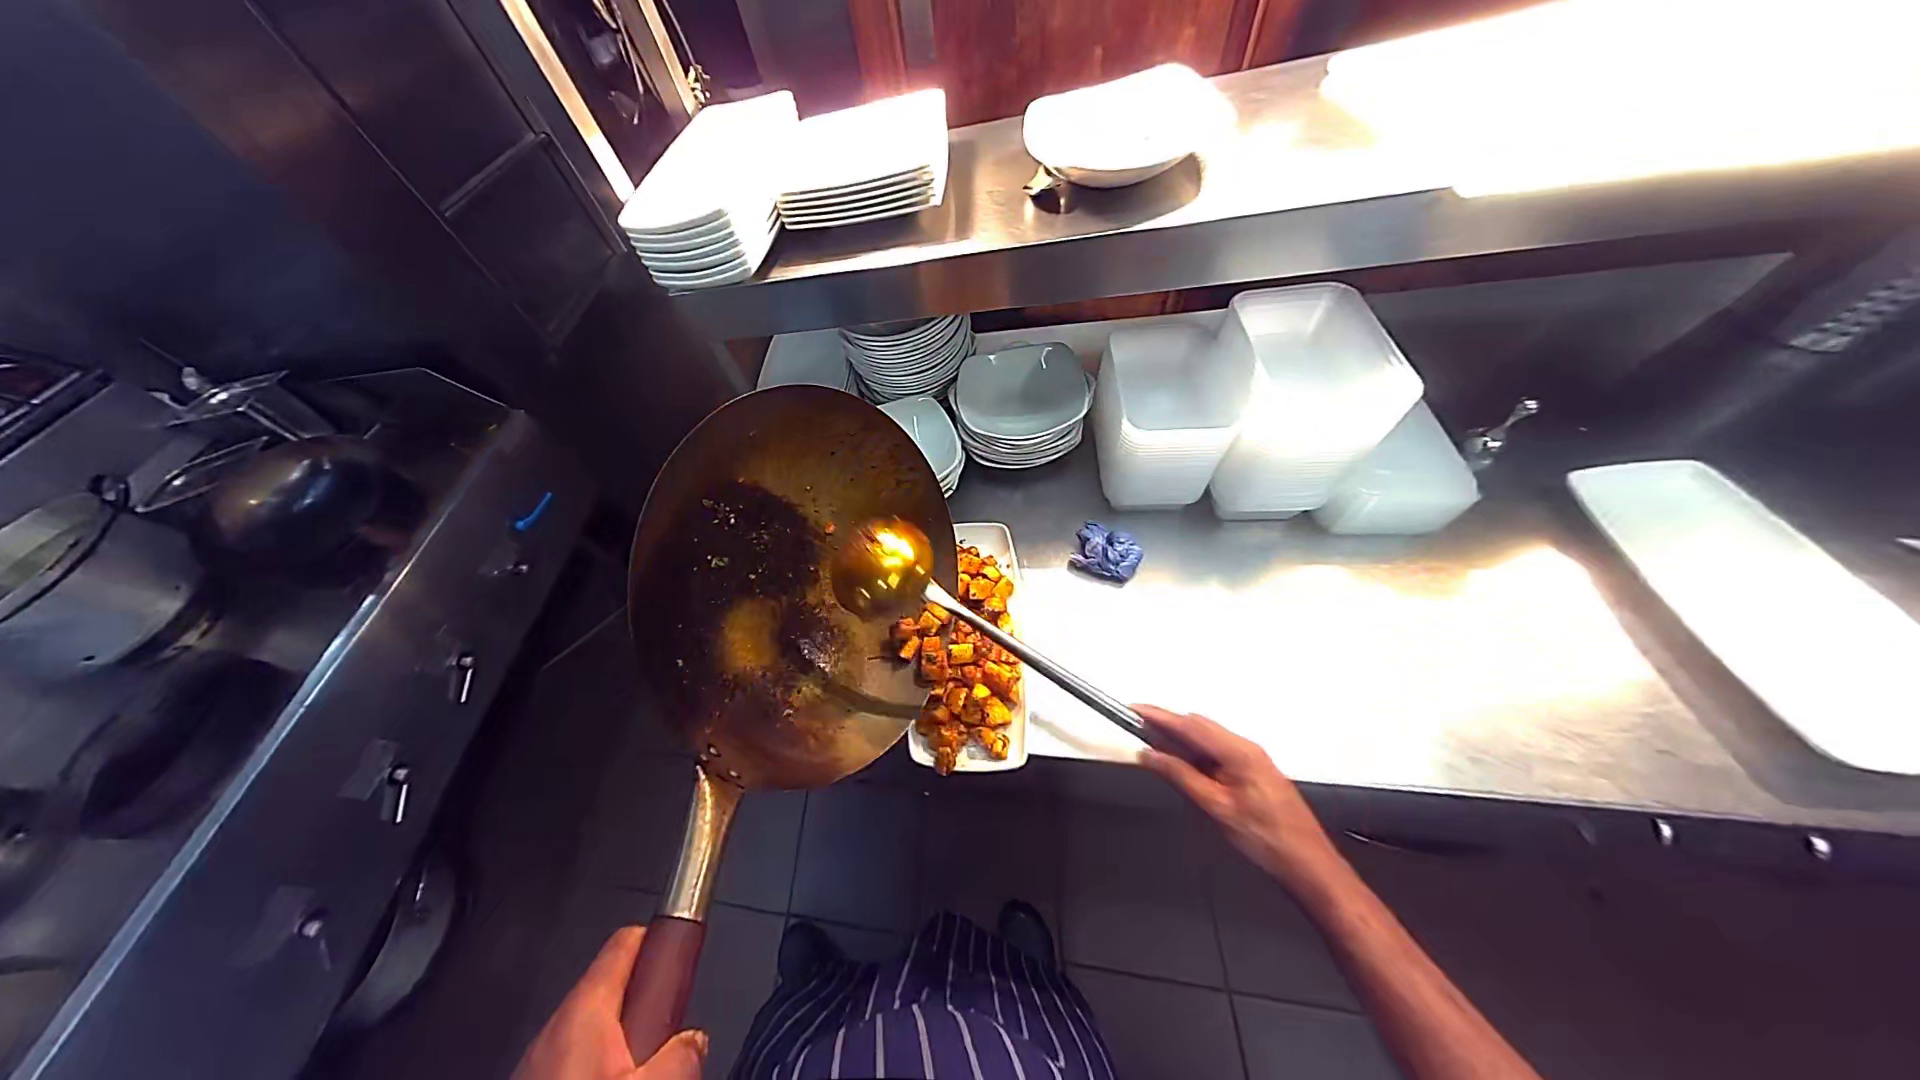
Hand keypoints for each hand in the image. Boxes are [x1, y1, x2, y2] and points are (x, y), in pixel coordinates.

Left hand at [511, 926, 707, 1079]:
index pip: (627, 943)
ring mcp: (536, 1068)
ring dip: (625, 1052)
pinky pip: (576, 1069)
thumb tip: (692, 1041)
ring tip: (644, 1078)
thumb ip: (681, 1055)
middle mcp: (554, 1031)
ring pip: (597, 1037)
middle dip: (648, 1013)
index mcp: (583, 1012)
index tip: (683, 960)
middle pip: (616, 993)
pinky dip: (602, 1075)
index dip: (661, 942)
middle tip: (669, 1044)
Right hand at [1136, 705, 1342, 891]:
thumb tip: (1149, 755)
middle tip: (1137, 729)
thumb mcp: (1215, 807)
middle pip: (1199, 725)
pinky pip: (1218, 750)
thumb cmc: (1263, 837)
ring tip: (1154, 746)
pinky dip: (1195, 751)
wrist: (1308, 863)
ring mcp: (1253, 758)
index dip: (1158, 716)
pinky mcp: (1254, 771)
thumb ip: (1181, 776)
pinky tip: (1184, 763)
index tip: (1133, 709)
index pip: (1189, 725)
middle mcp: (1246, 747)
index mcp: (1237, 751)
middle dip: (1167, 724)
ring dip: (1181, 738)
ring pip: (1208, 738)